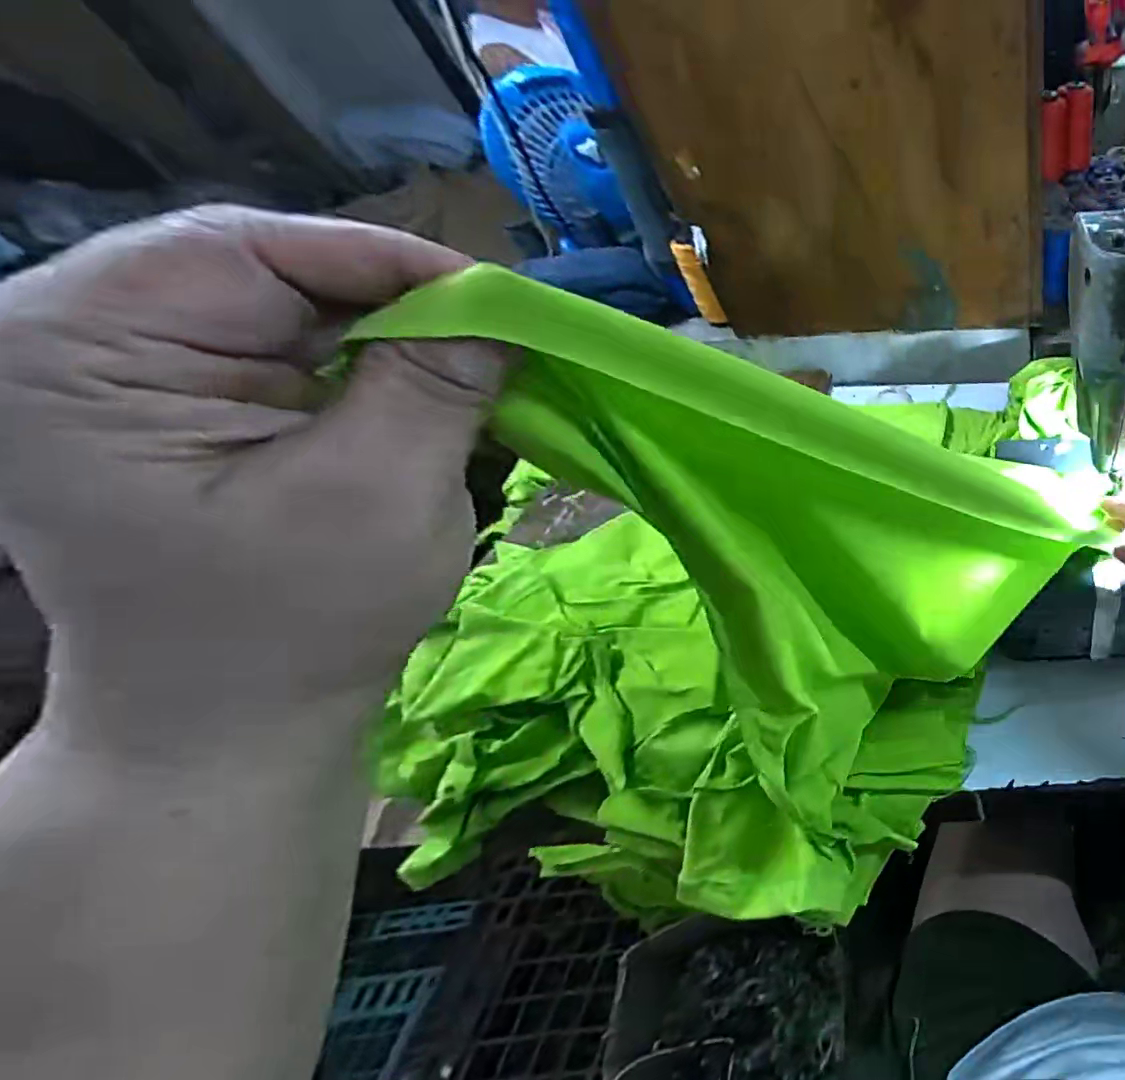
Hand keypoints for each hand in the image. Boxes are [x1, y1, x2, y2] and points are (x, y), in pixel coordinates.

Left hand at [0, 206, 511, 756]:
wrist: (242, 717)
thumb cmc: (302, 619)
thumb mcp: (381, 494)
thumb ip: (434, 388)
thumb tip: (500, 315)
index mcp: (78, 351)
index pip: (246, 250)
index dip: (389, 261)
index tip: (502, 298)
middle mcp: (85, 344)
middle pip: (270, 275)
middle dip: (403, 300)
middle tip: (507, 329)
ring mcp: (138, 378)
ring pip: (296, 314)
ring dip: (402, 335)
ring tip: (487, 357)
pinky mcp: (194, 412)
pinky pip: (302, 358)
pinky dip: (384, 367)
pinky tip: (441, 389)